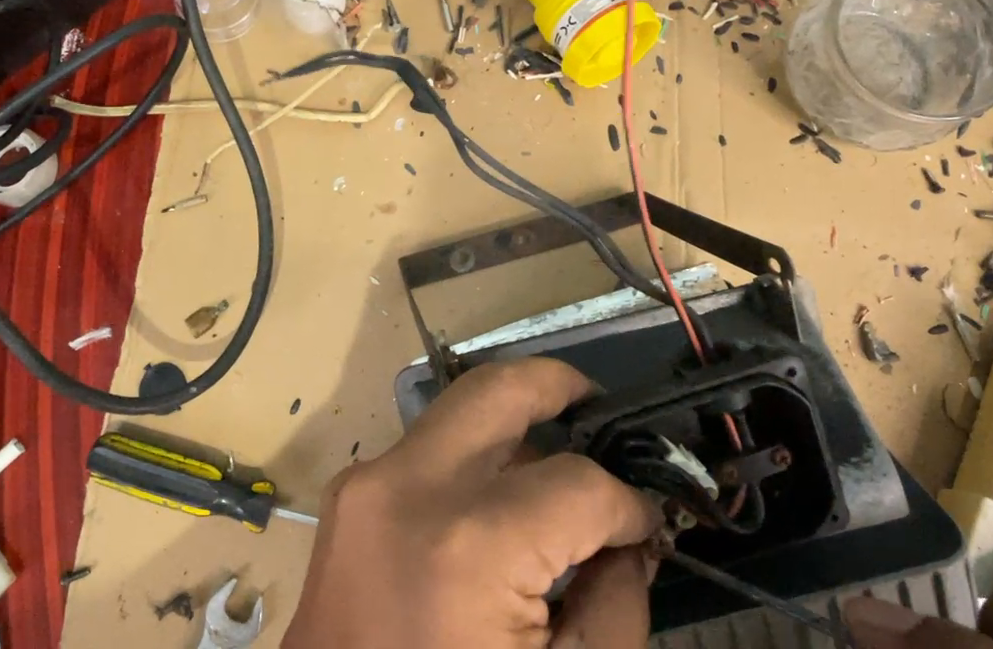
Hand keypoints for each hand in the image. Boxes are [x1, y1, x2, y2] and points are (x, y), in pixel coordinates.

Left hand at [282, 358, 661, 648]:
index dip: (628, 505)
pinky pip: (426, 450)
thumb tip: (629, 539)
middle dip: (558, 385)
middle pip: (497, 390)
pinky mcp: (347, 496)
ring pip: (457, 410)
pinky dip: (474, 456)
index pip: (577, 484)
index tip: (645, 528)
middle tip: (603, 408)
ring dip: (514, 420)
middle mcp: (407, 488)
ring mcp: (366, 484)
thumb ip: (616, 605)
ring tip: (563, 455)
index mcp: (467, 546)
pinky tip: (505, 495)